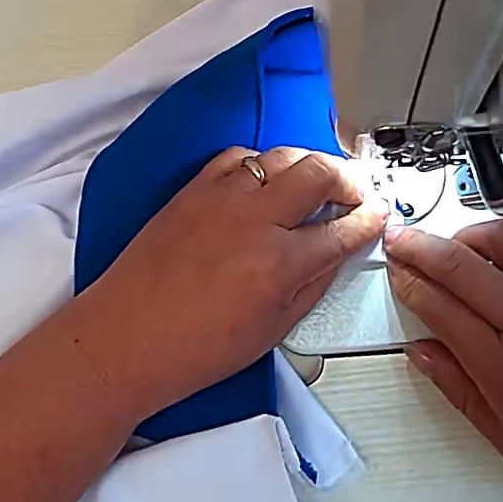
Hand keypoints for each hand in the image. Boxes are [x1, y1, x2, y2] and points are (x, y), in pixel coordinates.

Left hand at [67, 146, 388, 423]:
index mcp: (279, 264)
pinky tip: (266, 176)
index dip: (368, 220)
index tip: (375, 215)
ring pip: (282, 155)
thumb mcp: (271, 330)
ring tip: (318, 180)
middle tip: (355, 192)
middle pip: (319, 174)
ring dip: (310, 163)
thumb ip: (311, 285)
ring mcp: (221, 197)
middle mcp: (253, 220)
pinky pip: (238, 156)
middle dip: (349, 179)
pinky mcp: (194, 188)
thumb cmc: (191, 346)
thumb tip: (335, 255)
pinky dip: (262, 161)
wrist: (127, 336)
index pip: (342, 229)